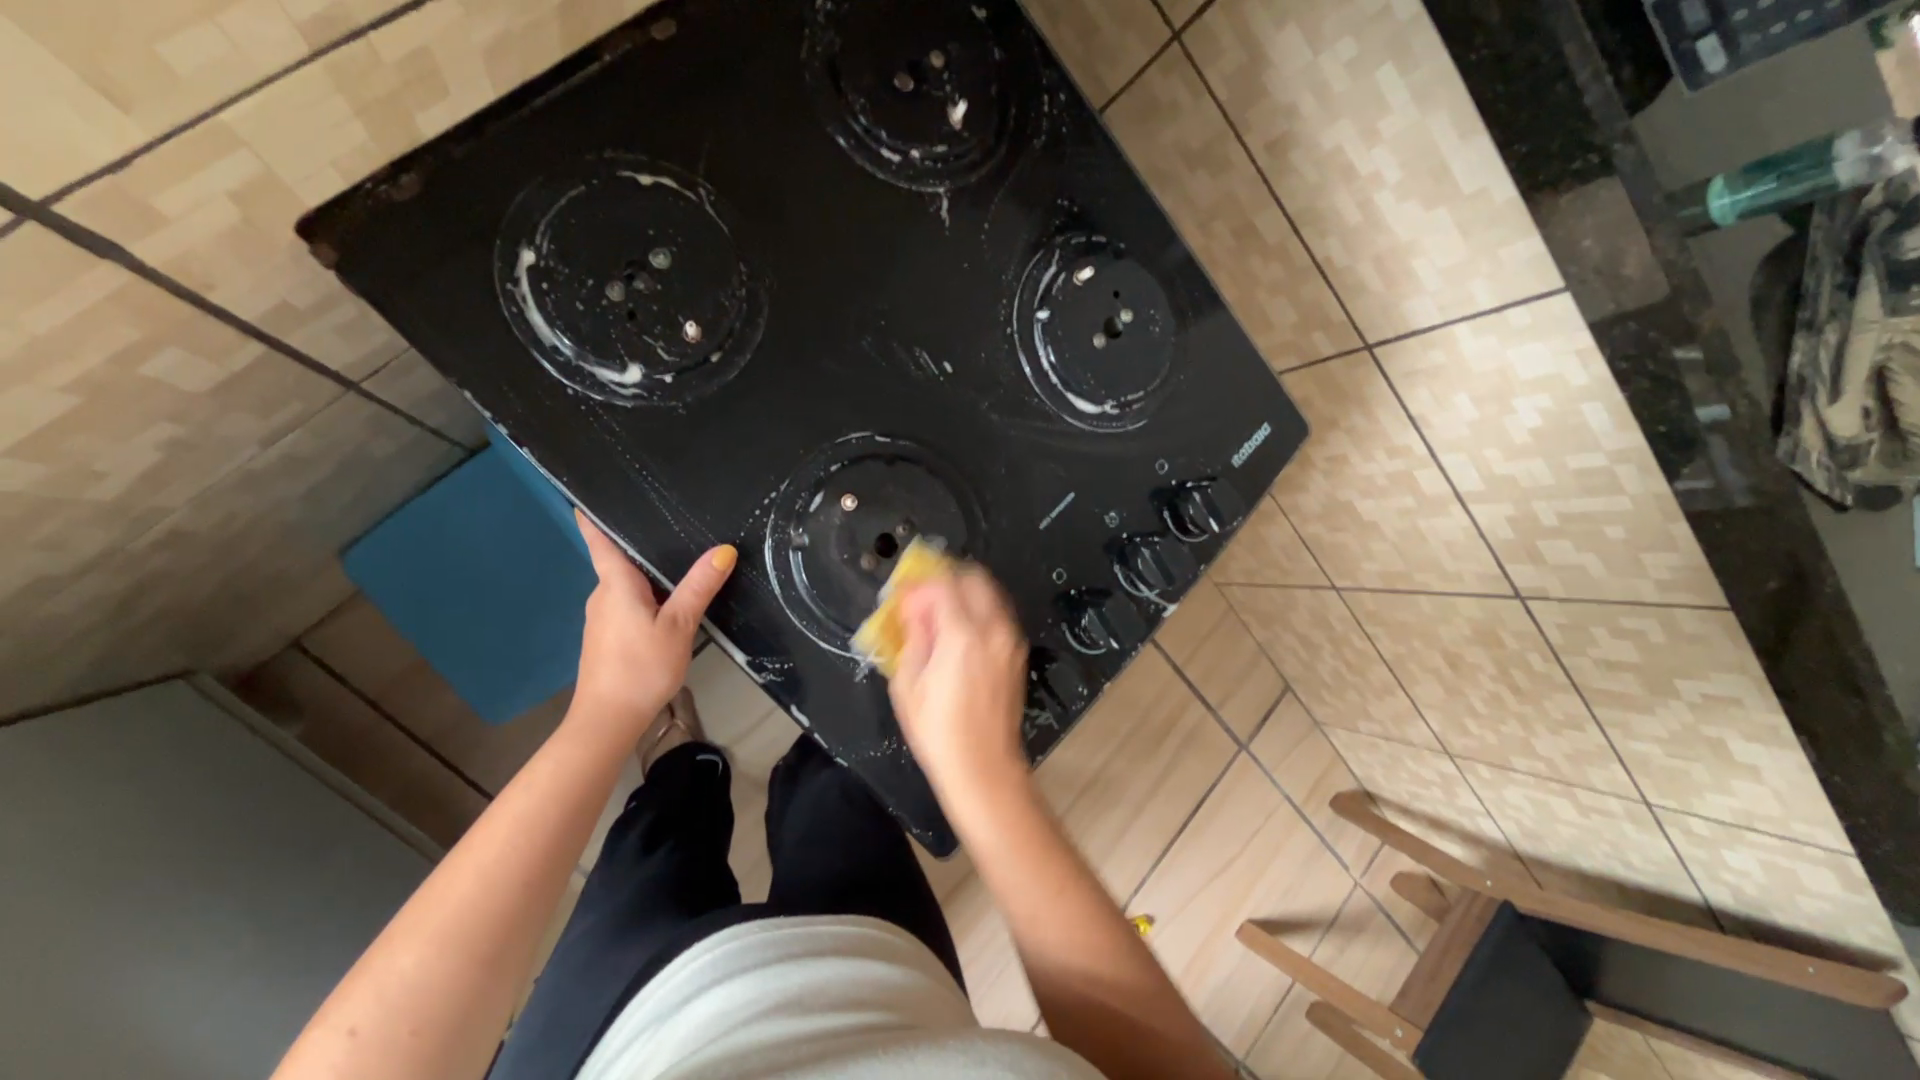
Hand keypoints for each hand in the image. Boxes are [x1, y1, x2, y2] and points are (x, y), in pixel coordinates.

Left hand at [570, 509, 735, 742]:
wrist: (608, 720)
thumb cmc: (640, 666)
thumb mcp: (679, 625)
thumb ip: (699, 586)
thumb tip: (723, 550)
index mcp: (615, 584)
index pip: (598, 539)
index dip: (593, 516)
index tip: (592, 494)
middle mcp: (603, 595)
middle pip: (619, 561)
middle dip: (641, 546)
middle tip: (671, 524)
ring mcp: (602, 618)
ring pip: (626, 586)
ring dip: (649, 576)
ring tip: (681, 561)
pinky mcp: (607, 638)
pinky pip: (628, 605)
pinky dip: (647, 598)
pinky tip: (670, 605)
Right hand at [889, 567, 1030, 805]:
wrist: (983, 768)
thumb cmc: (942, 735)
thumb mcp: (908, 685)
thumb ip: (913, 638)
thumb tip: (913, 614)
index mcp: (963, 636)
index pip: (942, 584)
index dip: (918, 584)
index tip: (902, 594)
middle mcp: (993, 632)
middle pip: (973, 579)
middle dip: (944, 580)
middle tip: (922, 597)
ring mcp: (1010, 642)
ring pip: (989, 594)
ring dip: (963, 594)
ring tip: (938, 614)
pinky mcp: (1017, 655)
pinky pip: (998, 617)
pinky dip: (978, 612)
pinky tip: (958, 633)